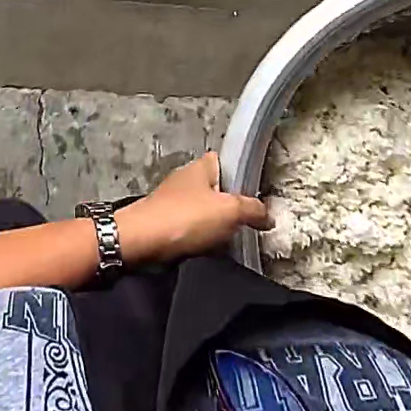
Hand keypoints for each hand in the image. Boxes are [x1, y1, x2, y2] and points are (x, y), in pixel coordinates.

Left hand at [114, 152, 272, 266]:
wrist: (142, 241)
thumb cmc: (186, 217)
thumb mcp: (229, 210)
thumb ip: (252, 209)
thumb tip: (267, 215)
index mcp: (200, 166)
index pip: (225, 160)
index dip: (241, 173)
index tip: (255, 193)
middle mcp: (186, 178)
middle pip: (217, 189)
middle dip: (231, 206)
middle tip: (247, 223)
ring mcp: (173, 200)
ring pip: (205, 210)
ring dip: (216, 225)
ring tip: (230, 240)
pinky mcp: (165, 221)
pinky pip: (191, 227)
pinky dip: (201, 237)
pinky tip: (209, 250)